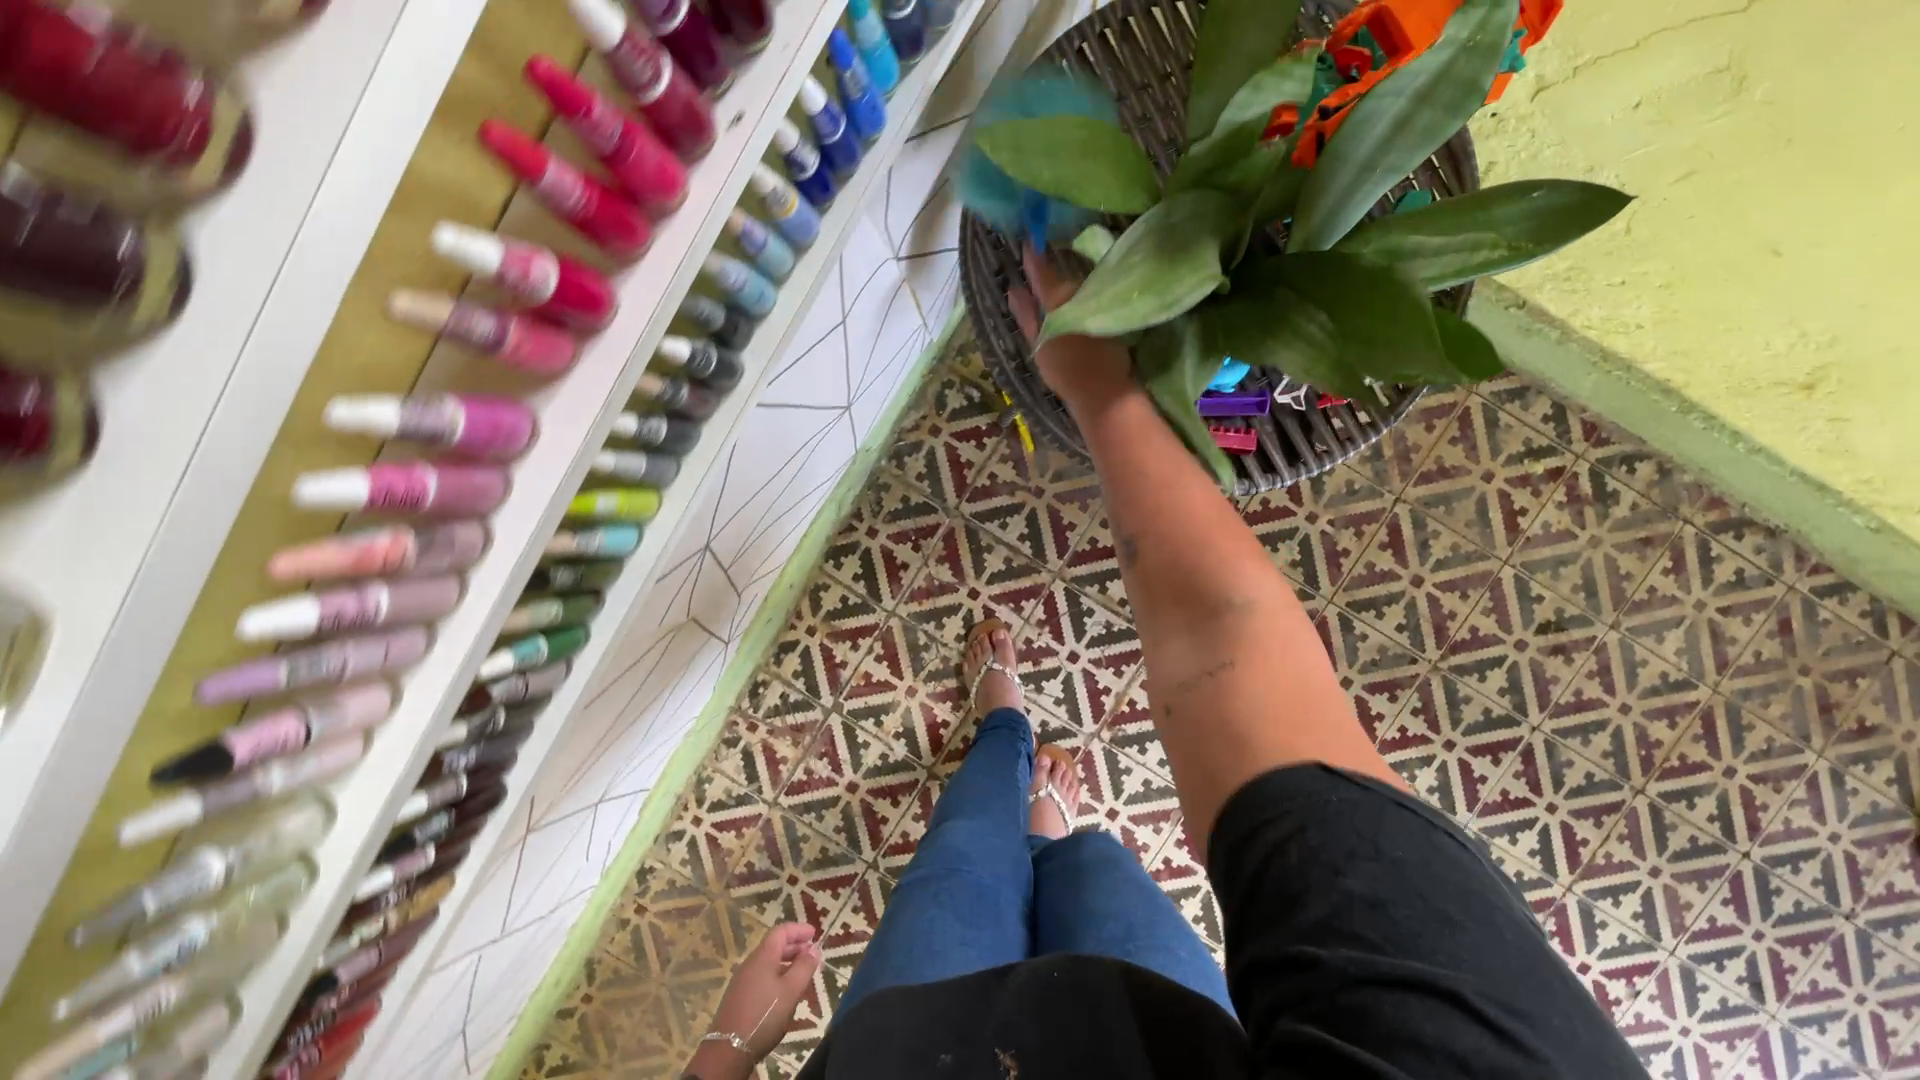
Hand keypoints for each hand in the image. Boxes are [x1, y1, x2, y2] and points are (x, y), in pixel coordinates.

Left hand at [684, 923, 821, 1078]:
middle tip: (813, 954)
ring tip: (803, 973)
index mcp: (762, 957)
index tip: (815, 933)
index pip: (781, 931)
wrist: (729, 1049)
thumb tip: (814, 949)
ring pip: (768, 963)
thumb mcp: (791, 991)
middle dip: (795, 946)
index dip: (798, 930)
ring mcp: (742, 981)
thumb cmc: (764, 1015)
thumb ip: (804, 967)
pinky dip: (778, 975)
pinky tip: (785, 991)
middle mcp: (750, 964)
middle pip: (774, 946)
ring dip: (787, 963)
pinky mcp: (739, 997)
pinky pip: (762, 976)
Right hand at [1006, 246, 1136, 412]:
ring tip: (1058, 295)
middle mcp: (1080, 293)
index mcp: (1058, 297)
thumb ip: (1026, 314)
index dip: (1033, 257)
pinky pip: (1094, 300)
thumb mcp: (1039, 343)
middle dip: (1052, 276)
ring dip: (1069, 289)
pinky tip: (1079, 310)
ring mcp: (1099, 302)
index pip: (1042, 271)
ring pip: (1080, 289)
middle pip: (1063, 280)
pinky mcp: (1114, 315)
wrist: (1103, 389)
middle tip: (1040, 273)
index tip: (1027, 242)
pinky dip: (1084, 301)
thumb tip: (1014, 290)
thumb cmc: (1065, 369)